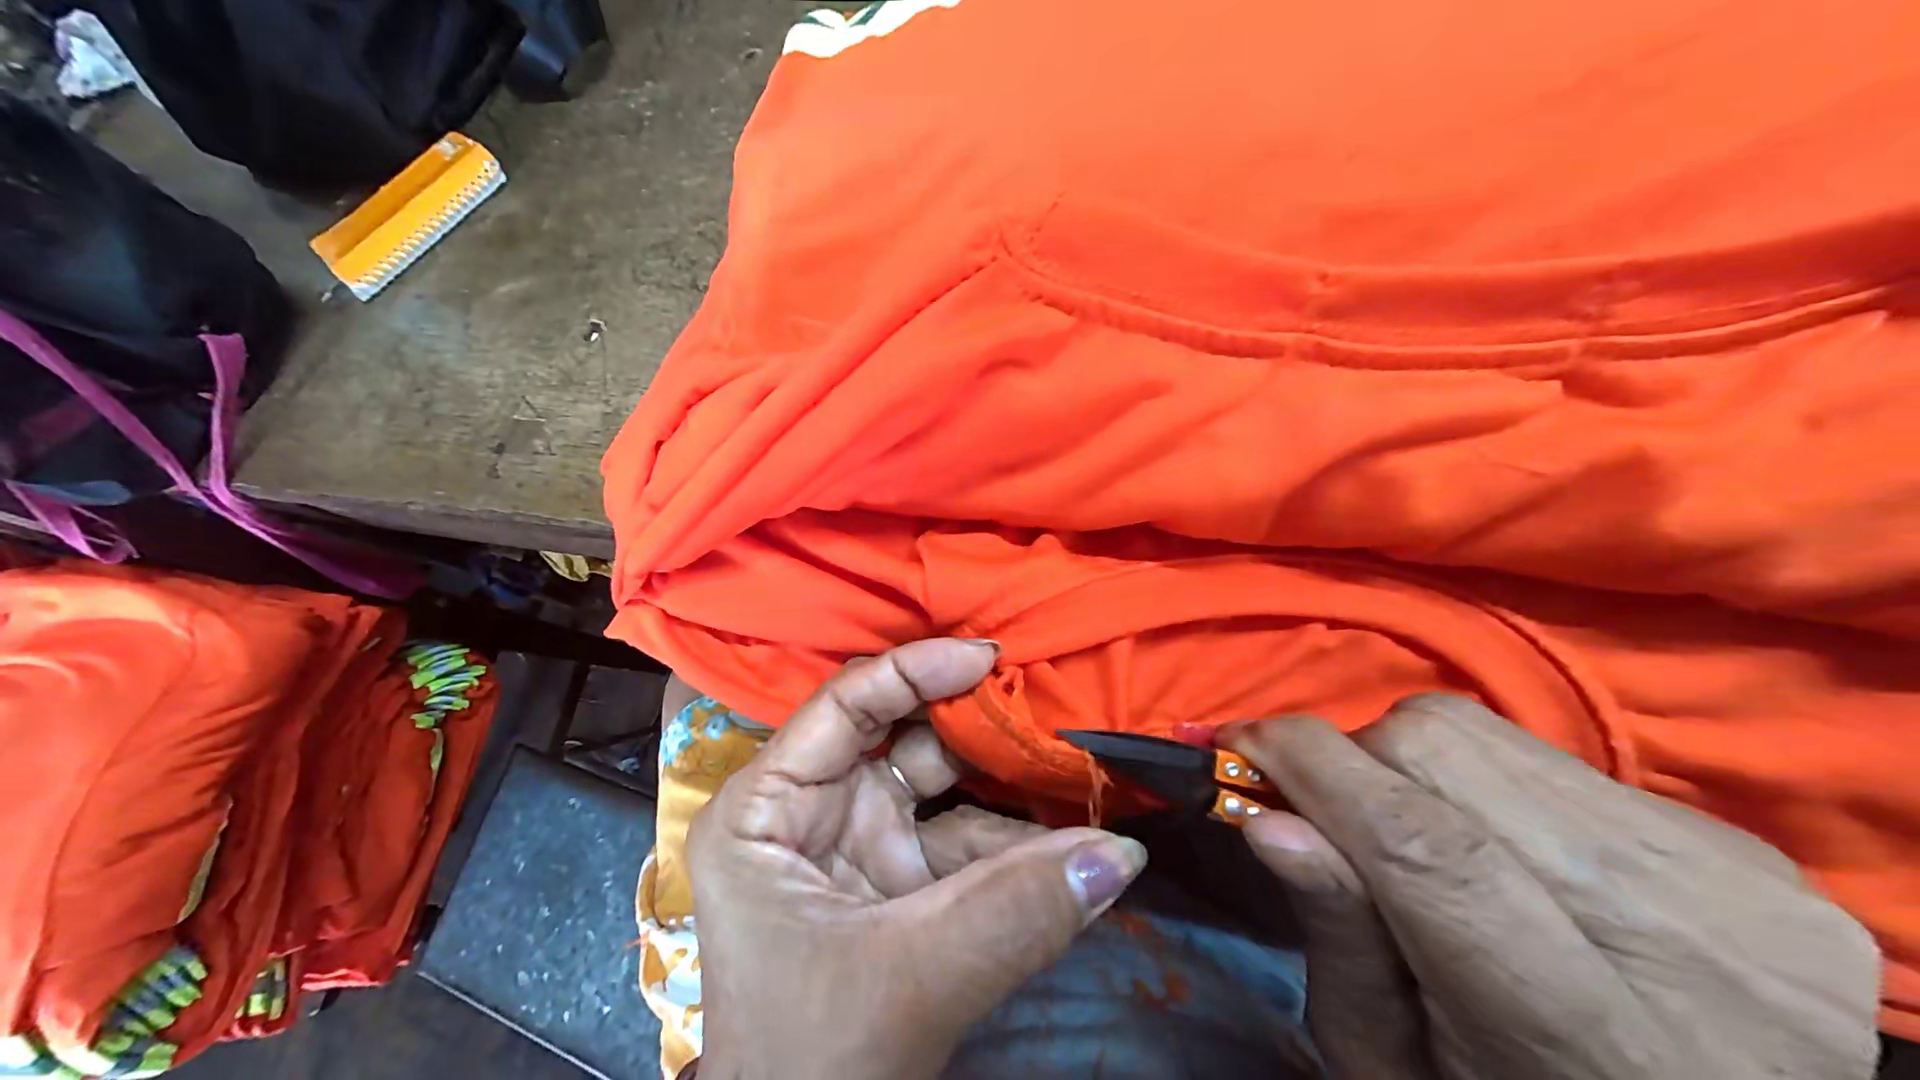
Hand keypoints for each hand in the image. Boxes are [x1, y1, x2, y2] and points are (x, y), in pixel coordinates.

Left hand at [687, 638, 1148, 1079]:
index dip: (915, 670)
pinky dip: (1016, 842)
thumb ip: (1015, 913)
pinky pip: (963, 840)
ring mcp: (858, 840)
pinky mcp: (898, 877)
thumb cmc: (813, 1059)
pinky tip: (1072, 843)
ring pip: (940, 787)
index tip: (988, 656)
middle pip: (897, 736)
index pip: (844, 706)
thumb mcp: (906, 978)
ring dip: (1005, 781)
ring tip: (1075, 764)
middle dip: (969, 720)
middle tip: (1041, 699)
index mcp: (765, 809)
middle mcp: (809, 808)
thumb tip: (1121, 853)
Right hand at [1223, 695, 1881, 1079]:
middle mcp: (1681, 940)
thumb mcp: (1391, 1066)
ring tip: (1404, 824)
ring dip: (1403, 761)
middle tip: (1321, 807)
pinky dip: (1472, 776)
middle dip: (1347, 758)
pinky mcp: (1739, 844)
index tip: (1234, 746)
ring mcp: (1728, 879)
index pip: (1425, 849)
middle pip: (1444, 755)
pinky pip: (1537, 753)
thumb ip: (1338, 939)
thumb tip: (1266, 820)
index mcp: (1589, 1041)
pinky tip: (1490, 840)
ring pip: (1482, 733)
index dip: (1311, 770)